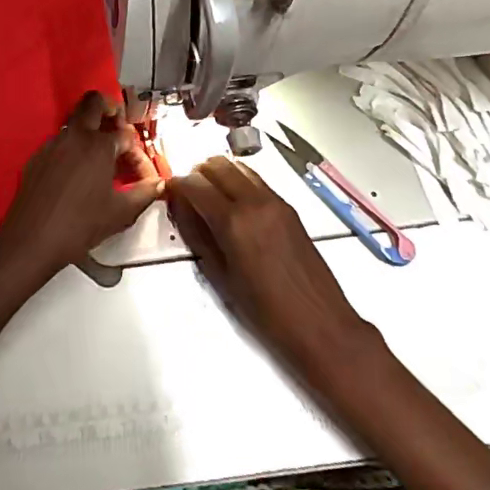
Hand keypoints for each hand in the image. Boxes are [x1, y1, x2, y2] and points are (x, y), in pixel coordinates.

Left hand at [0, 92, 163, 282]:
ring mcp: (52, 144)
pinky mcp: (37, 157)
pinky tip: (77, 174)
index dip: (138, 154)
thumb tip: (158, 184)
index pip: (126, 136)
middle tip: (119, 129)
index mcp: (99, 145)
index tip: (142, 175)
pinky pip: (59, 142)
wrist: (31, 241)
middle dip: (110, 109)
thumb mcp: (121, 213)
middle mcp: (75, 136)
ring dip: (90, 131)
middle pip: (93, 102)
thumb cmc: (80, 225)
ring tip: (100, 158)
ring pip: (74, 122)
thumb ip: (144, 194)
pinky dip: (73, 149)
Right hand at [168, 157, 374, 371]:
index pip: (197, 186)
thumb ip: (199, 238)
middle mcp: (255, 203)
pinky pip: (258, 181)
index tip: (170, 191)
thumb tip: (183, 211)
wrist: (319, 322)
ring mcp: (276, 202)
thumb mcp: (222, 278)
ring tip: (209, 194)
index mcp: (234, 222)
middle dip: (198, 174)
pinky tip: (234, 200)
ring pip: (240, 168)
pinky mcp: (289, 208)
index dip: (179, 185)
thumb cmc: (267, 312)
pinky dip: (240, 180)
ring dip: (220, 173)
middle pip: (219, 167)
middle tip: (187, 191)